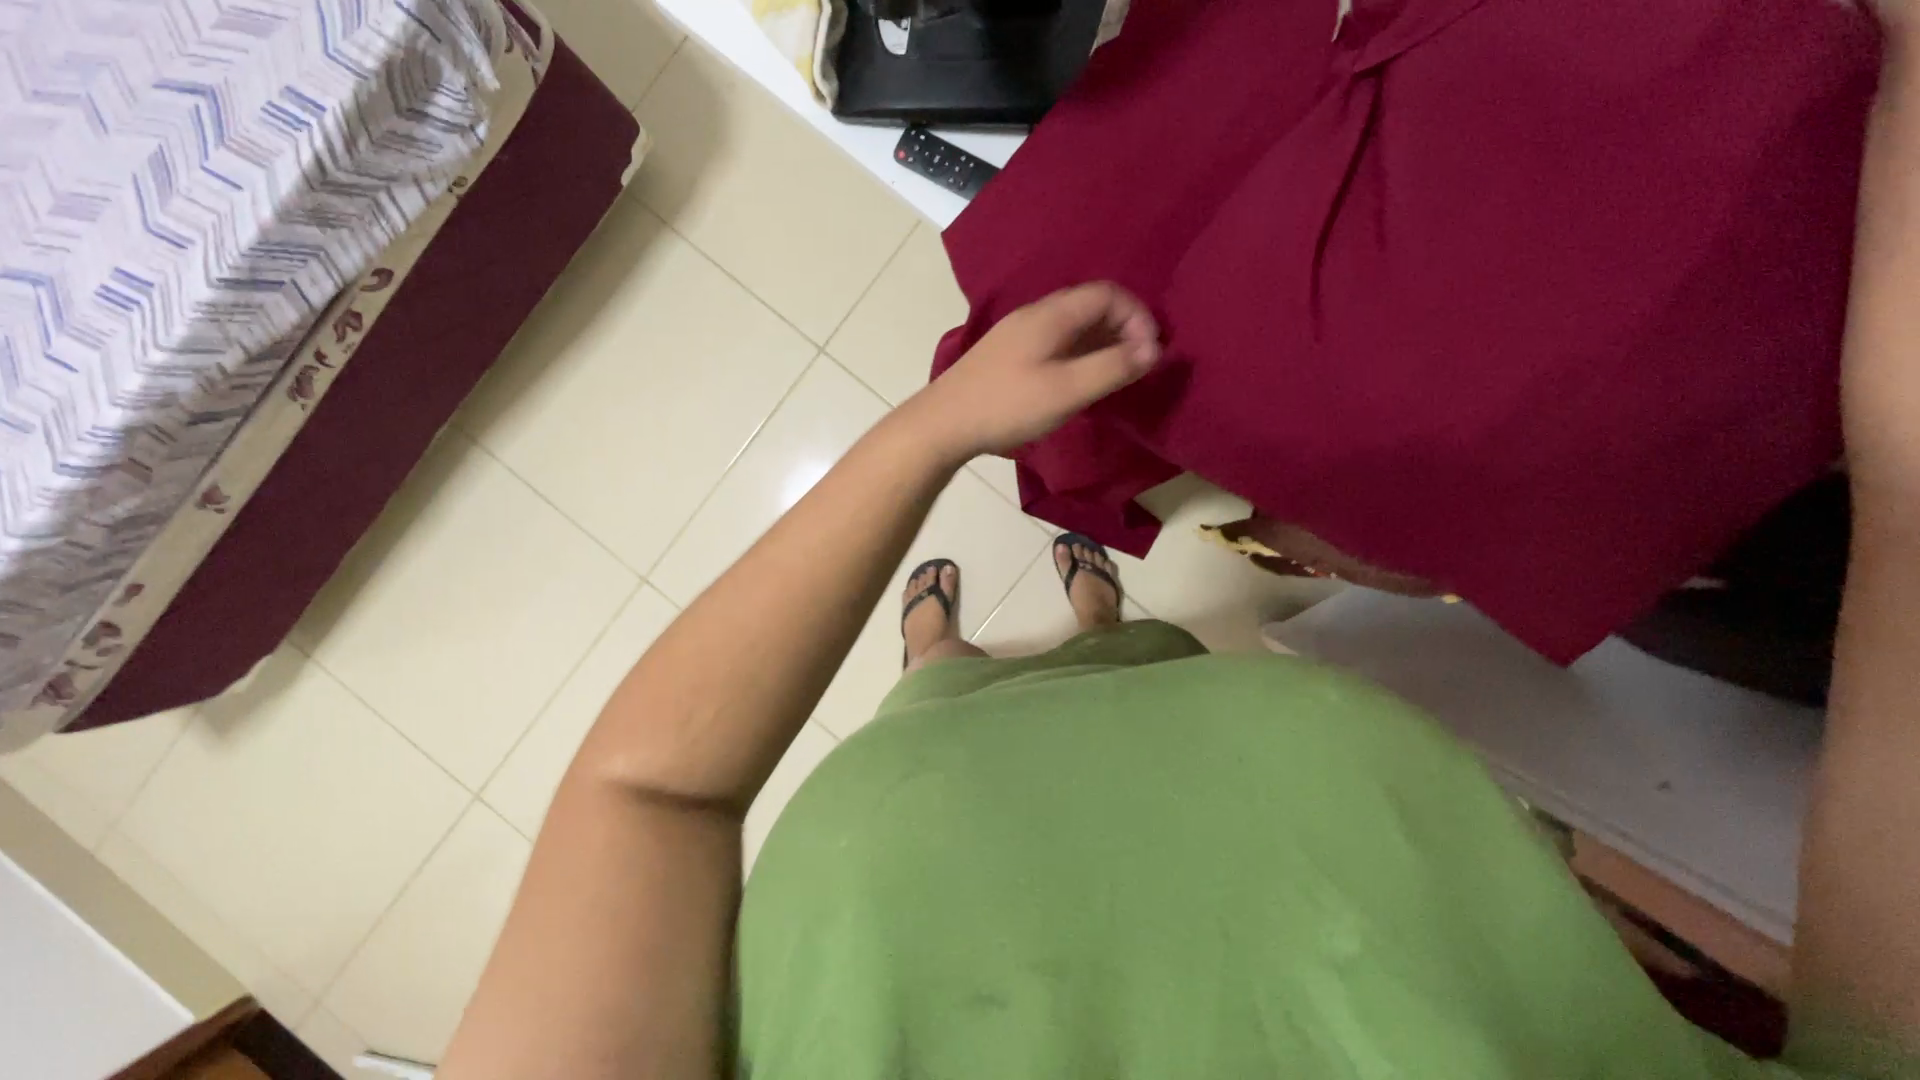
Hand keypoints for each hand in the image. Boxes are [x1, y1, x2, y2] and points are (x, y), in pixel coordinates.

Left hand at [900, 281, 1160, 460]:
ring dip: (1101, 344)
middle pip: (1091, 306)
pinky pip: (1056, 343)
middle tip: (1137, 366)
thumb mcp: (1067, 390)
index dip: (1137, 316)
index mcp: (1051, 314)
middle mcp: (1035, 315)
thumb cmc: (1007, 406)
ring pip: (1073, 326)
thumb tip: (1154, 349)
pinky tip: (1079, 384)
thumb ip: (1112, 367)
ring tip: (1114, 377)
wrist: (943, 424)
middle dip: (1123, 329)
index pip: (1108, 293)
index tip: (1150, 353)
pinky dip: (1079, 355)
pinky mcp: (1009, 355)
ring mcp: (1019, 334)